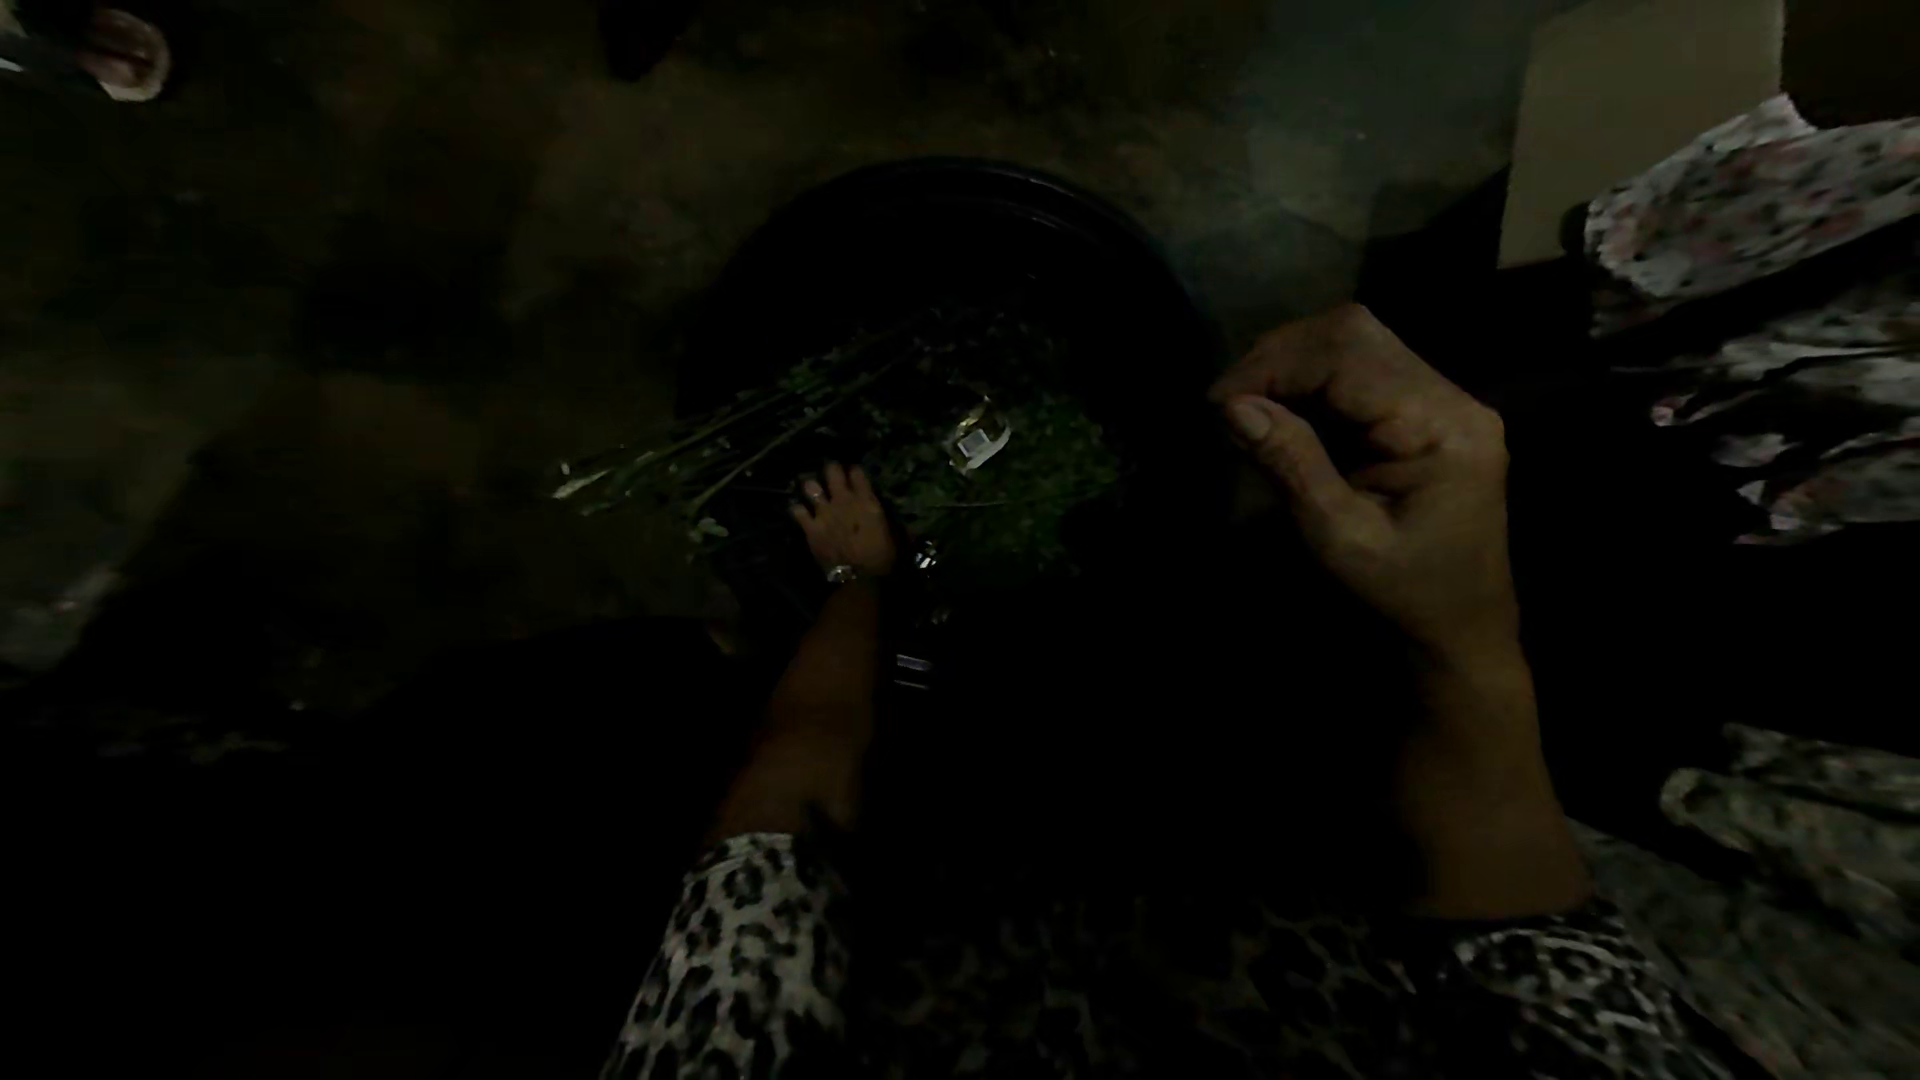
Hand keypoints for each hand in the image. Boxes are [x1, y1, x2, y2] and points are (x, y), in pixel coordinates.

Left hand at [790, 463, 896, 578]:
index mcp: (866, 500)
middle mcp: (843, 501)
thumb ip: (899, 527)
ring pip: (811, 486)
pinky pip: (797, 510)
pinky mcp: (811, 528)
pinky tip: (800, 511)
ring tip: (813, 490)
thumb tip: (909, 526)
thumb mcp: (898, 539)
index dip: (854, 470)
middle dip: (831, 469)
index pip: (857, 472)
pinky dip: (798, 509)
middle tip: (831, 473)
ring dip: (812, 487)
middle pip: (832, 471)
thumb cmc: (884, 559)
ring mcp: (824, 513)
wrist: (861, 579)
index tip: (854, 473)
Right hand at [1210, 306, 1517, 661]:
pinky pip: (1356, 370)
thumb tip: (1232, 406)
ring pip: (1354, 341)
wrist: (1457, 618)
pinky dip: (1304, 380)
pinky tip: (1276, 409)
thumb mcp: (1336, 534)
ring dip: (1288, 362)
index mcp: (1440, 425)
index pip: (1346, 358)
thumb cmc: (1400, 587)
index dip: (1272, 368)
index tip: (1216, 403)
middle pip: (1354, 332)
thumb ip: (1290, 462)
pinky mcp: (1419, 409)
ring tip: (1244, 401)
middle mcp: (1449, 396)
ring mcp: (1438, 398)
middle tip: (1227, 399)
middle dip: (1277, 356)